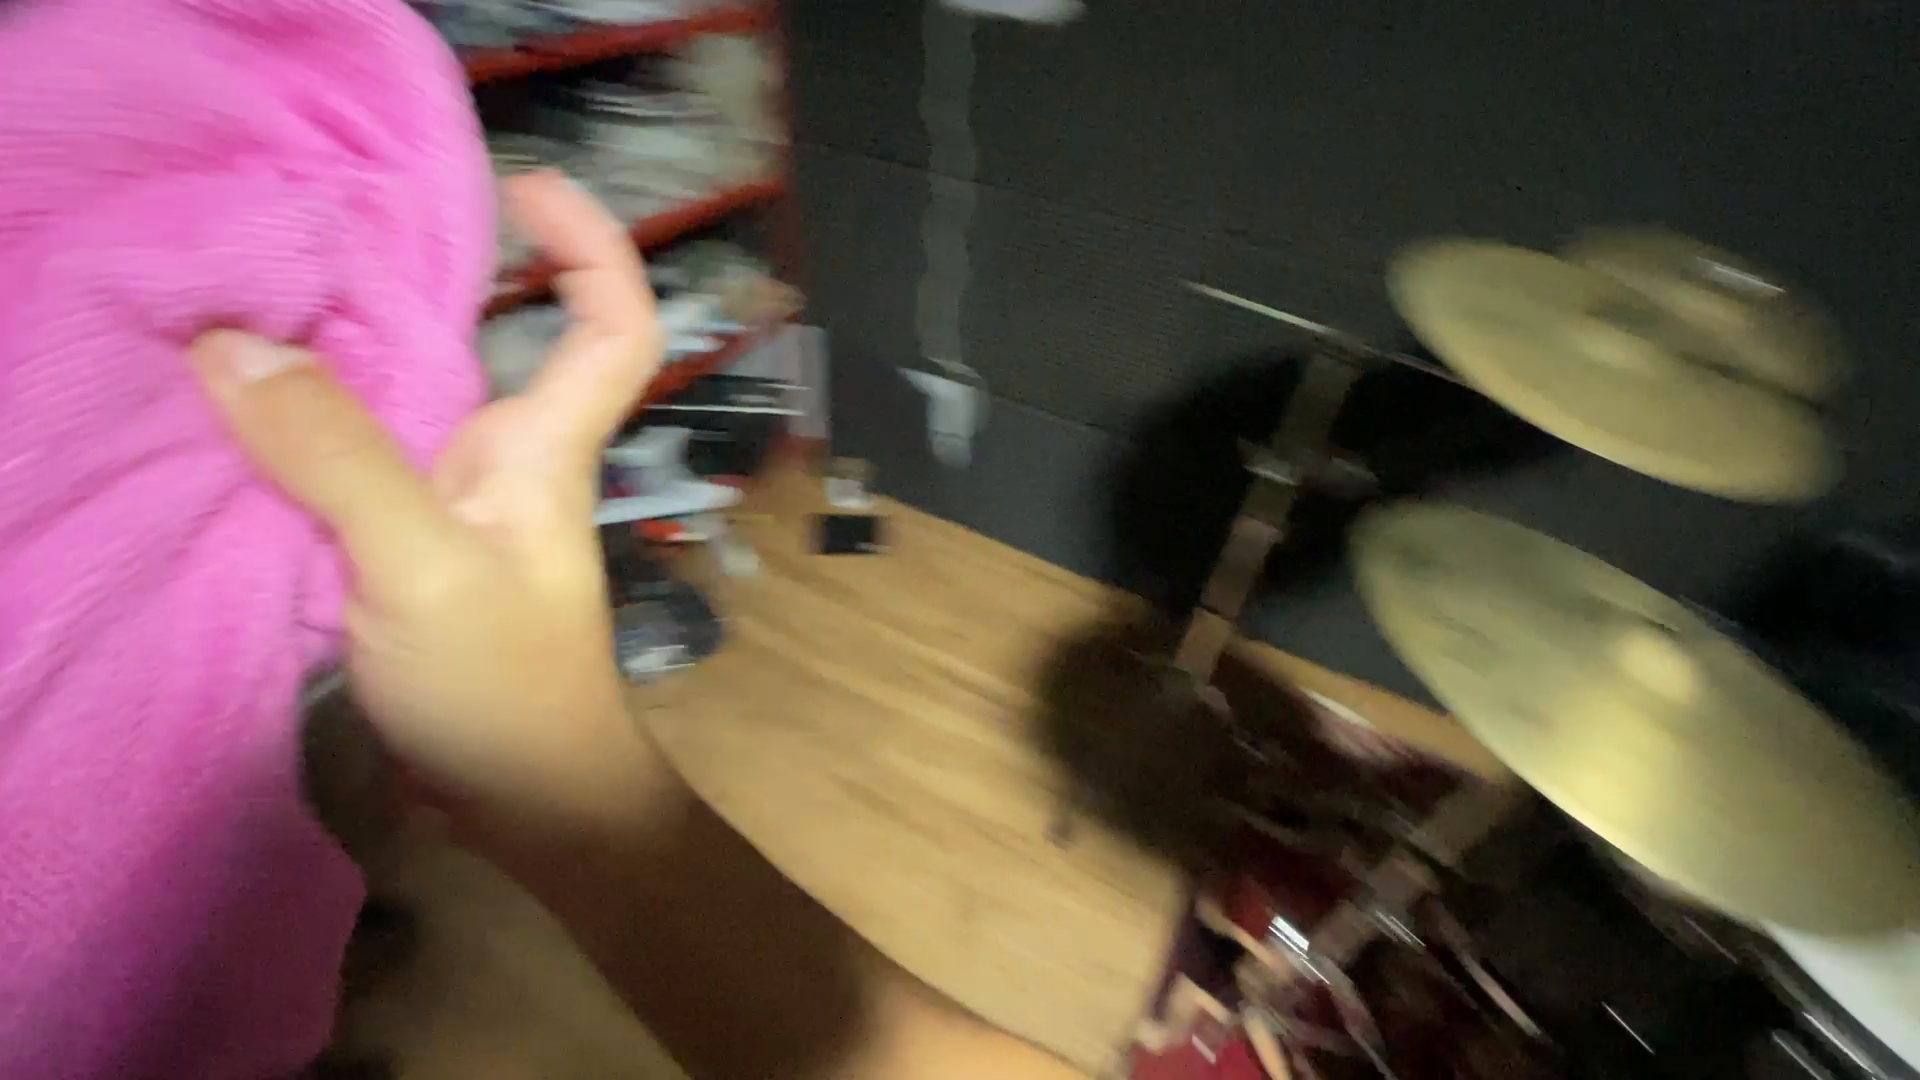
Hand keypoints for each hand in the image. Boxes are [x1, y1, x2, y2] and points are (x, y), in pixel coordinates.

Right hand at [190, 171, 662, 812]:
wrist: (523, 783)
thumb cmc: (506, 685)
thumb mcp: (423, 569)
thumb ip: (345, 464)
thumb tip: (238, 347)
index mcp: (549, 449)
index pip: (615, 330)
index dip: (596, 254)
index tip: (533, 187)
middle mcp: (515, 456)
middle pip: (506, 337)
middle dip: (448, 267)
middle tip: (331, 207)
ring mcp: (465, 496)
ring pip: (426, 387)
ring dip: (361, 331)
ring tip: (259, 269)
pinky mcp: (419, 537)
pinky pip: (372, 445)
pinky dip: (319, 406)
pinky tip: (245, 382)